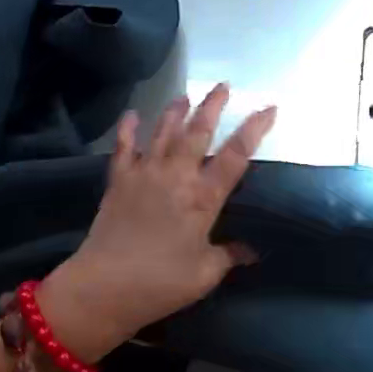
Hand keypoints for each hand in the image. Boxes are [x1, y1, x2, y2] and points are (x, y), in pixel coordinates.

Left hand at [39, 85, 277, 362]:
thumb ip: (229, 256)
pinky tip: (131, 114)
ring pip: (163, 132)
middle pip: (197, 132)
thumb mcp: (205, 274)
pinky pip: (124, 148)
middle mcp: (175, 176)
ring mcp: (144, 175)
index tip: (269, 108)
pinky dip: (127, 129)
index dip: (254, 129)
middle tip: (223, 86)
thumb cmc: (161, 283)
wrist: (104, 285)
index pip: (236, 155)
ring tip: (185, 95)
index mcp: (202, 198)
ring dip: (175, 112)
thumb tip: (250, 251)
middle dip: (212, 106)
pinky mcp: (118, 182)